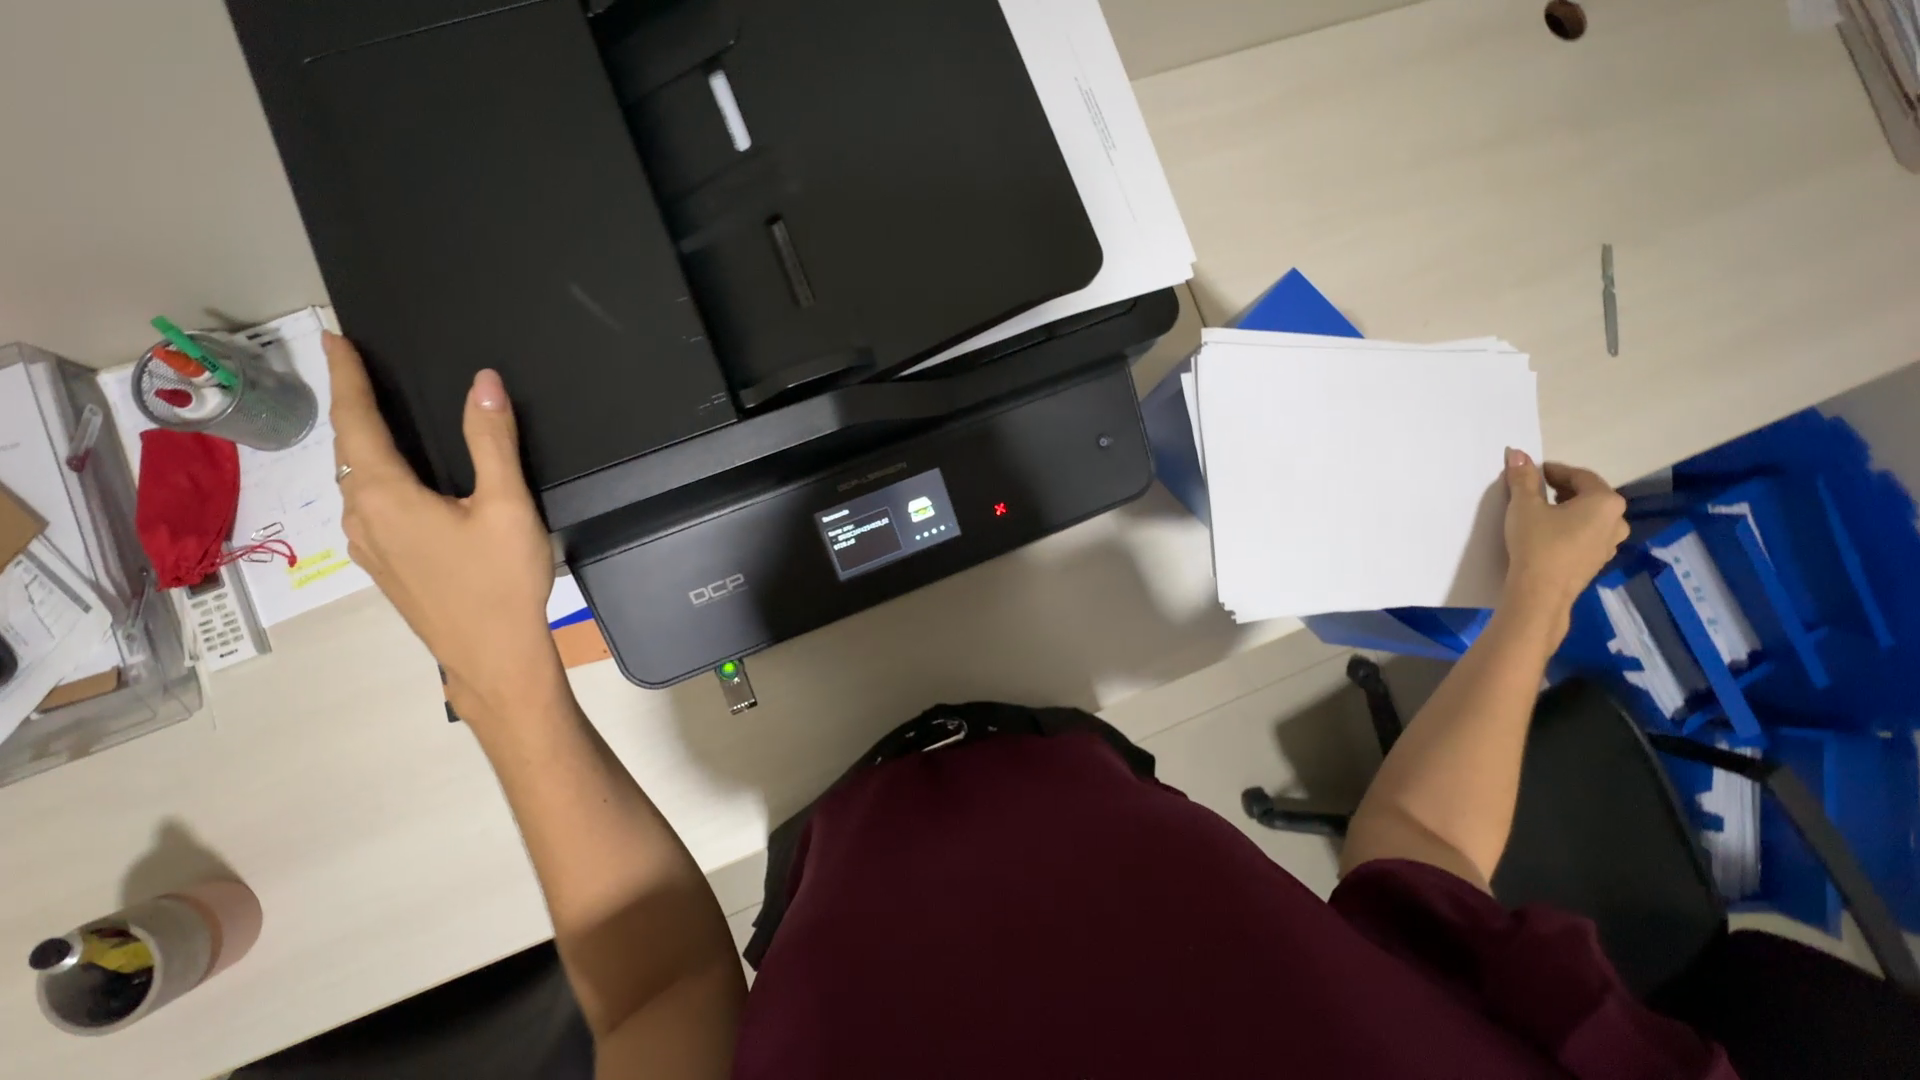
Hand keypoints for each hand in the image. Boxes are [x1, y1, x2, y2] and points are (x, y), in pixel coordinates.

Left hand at [326, 333, 562, 722]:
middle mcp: (363, 517)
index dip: (347, 378)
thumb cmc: (501, 581)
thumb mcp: (506, 505)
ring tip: (383, 422)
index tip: (332, 339)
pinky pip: (370, 507)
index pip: (357, 421)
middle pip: (350, 450)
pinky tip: (403, 484)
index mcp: (386, 494)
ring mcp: (369, 547)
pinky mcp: (385, 568)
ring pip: (357, 482)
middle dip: (353, 408)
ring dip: (365, 446)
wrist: (493, 657)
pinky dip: (377, 478)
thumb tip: (483, 382)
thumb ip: (492, 442)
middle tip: (361, 373)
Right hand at [1500, 448, 1628, 633]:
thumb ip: (1523, 479)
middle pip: (1588, 496)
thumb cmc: (1537, 543)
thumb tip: (1518, 453)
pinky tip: (1548, 535)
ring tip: (1541, 513)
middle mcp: (1616, 520)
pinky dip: (1570, 529)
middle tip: (1534, 490)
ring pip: (1589, 517)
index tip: (1532, 472)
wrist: (1541, 592)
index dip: (1554, 471)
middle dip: (1562, 490)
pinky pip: (1586, 535)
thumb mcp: (1525, 506)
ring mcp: (1610, 544)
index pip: (1580, 476)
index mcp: (1605, 501)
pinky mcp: (1597, 561)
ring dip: (1568, 510)